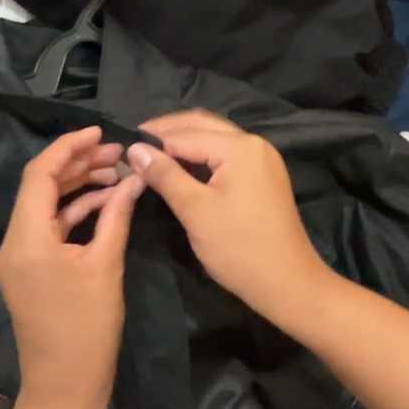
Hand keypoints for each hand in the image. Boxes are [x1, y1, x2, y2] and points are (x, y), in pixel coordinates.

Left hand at [0, 127, 144, 408]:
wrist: (65, 387)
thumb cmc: (87, 328)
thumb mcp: (106, 265)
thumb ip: (116, 215)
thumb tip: (134, 179)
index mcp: (26, 237)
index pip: (39, 174)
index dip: (68, 147)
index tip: (100, 131)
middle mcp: (14, 241)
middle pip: (41, 186)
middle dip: (78, 164)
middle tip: (117, 152)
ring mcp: (19, 257)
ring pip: (46, 206)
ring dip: (78, 186)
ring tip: (117, 173)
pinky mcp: (30, 270)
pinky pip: (49, 228)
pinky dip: (76, 212)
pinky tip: (106, 202)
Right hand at [128, 111, 333, 320]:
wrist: (288, 283)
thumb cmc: (239, 249)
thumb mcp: (195, 210)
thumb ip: (165, 175)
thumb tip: (135, 149)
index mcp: (239, 147)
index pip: (185, 133)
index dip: (151, 140)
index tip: (120, 149)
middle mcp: (254, 143)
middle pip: (201, 125)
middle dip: (166, 132)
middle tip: (133, 147)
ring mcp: (262, 158)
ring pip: (214, 137)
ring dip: (183, 141)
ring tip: (151, 155)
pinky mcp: (263, 175)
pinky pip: (226, 153)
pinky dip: (201, 155)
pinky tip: (180, 167)